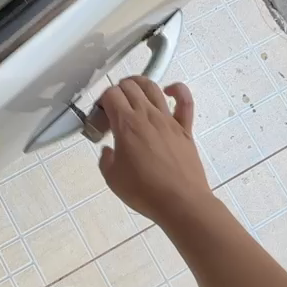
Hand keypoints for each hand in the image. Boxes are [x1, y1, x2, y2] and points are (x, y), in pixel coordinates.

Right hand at [96, 77, 211, 224]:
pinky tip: (169, 90)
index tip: (101, 115)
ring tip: (133, 90)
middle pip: (129, 86)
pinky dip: (177, 90)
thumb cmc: (145, 191)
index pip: (110, 94)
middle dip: (117, 90)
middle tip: (114, 106)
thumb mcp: (112, 178)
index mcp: (126, 125)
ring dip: (139, 83)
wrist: (181, 202)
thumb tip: (108, 152)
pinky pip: (185, 101)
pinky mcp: (185, 129)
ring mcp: (168, 120)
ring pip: (152, 87)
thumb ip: (106, 159)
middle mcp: (147, 116)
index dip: (102, 101)